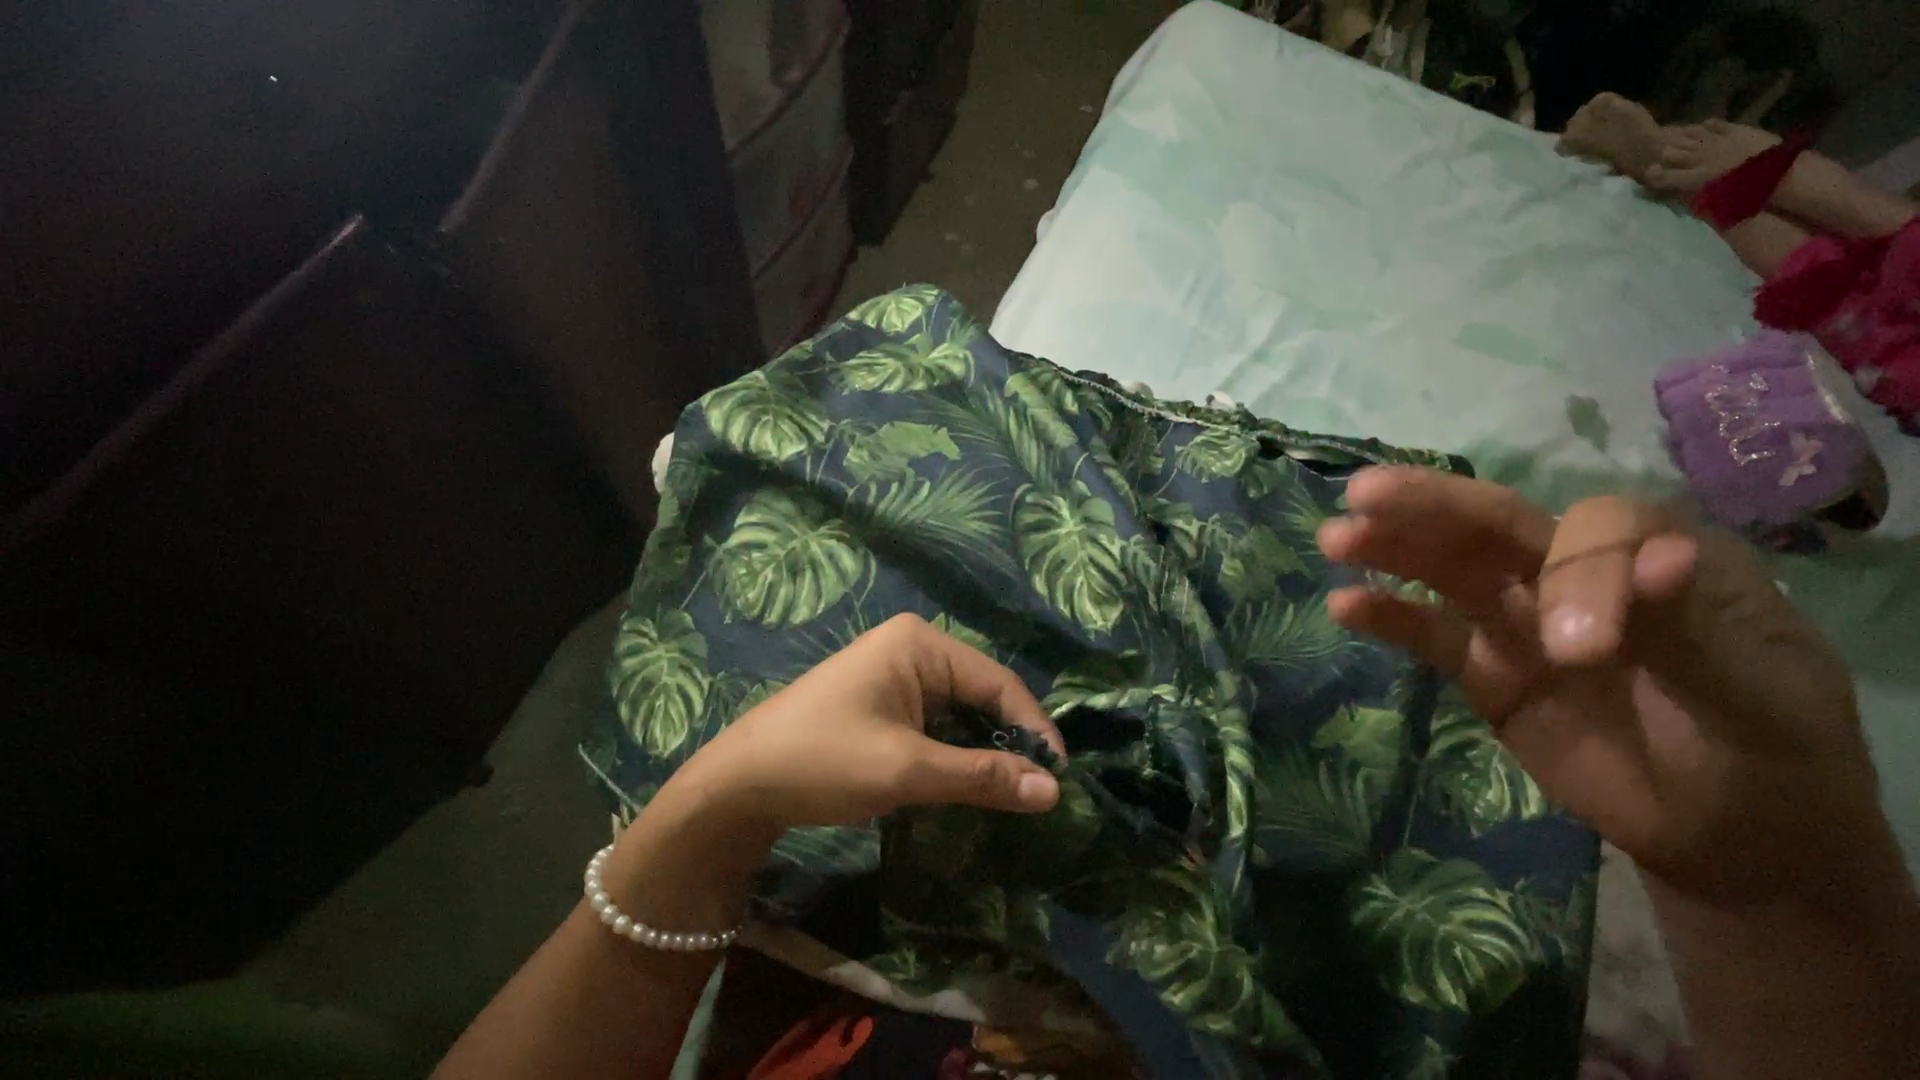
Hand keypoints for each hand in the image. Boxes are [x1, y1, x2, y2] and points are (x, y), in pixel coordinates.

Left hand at [664, 613, 1063, 841]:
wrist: (740, 784)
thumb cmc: (822, 761)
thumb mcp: (907, 769)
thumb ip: (981, 776)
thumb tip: (1055, 791)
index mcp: (920, 643)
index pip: (998, 681)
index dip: (1034, 728)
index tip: (1060, 778)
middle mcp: (913, 648)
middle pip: (982, 694)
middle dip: (1010, 740)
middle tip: (1039, 791)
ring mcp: (896, 674)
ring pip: (961, 712)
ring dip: (984, 751)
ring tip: (1013, 793)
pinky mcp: (885, 703)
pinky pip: (938, 724)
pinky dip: (956, 753)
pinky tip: (970, 784)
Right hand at [1317, 467, 1883, 902]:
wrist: (1727, 842)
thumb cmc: (1768, 758)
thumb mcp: (1753, 697)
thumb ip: (1692, 628)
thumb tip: (1659, 558)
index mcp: (1658, 558)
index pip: (1594, 532)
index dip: (1575, 570)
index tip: (1577, 651)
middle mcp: (1577, 574)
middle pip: (1497, 525)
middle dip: (1432, 506)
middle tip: (1366, 494)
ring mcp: (1521, 619)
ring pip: (1448, 568)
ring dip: (1391, 547)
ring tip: (1336, 536)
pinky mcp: (1482, 667)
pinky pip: (1428, 633)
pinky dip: (1387, 615)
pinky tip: (1343, 604)